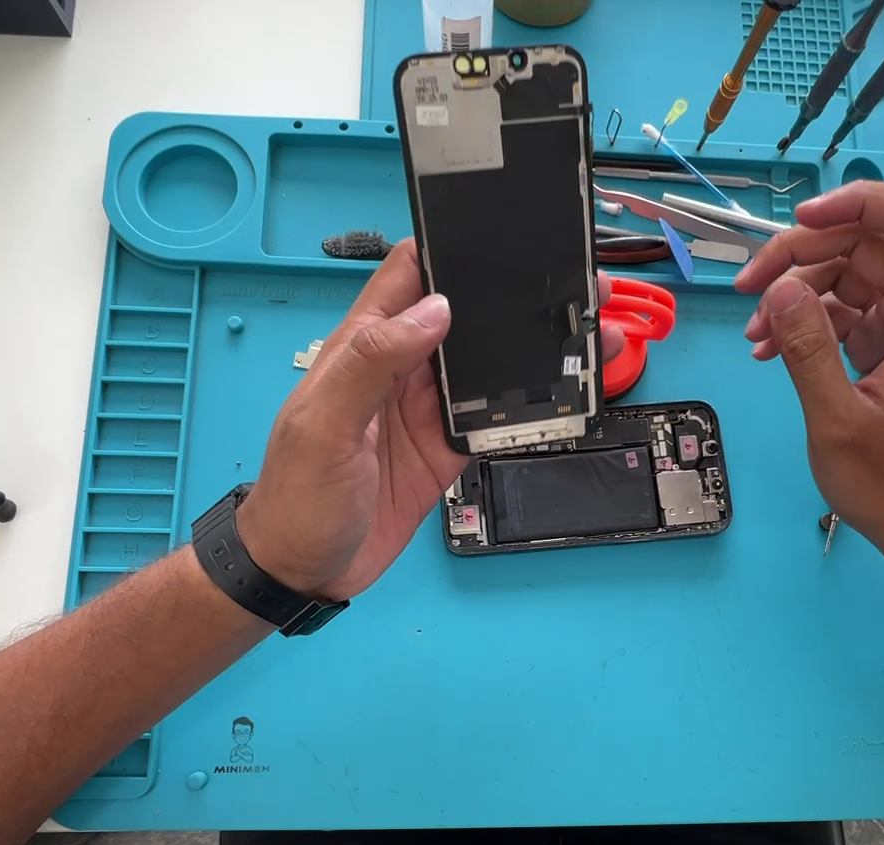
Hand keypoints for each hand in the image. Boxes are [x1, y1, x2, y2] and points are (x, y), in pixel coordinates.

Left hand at [238, 240, 622, 599]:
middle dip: (514, 299)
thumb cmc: (297, 497)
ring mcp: (427, 412)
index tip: (508, 237)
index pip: (410, 277)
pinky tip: (562, 396)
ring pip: (488, 367)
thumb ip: (371, 365)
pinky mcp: (447, 450)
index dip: (453, 250)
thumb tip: (435, 311)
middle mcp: (402, 371)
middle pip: (464, 318)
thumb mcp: (323, 427)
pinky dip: (528, 408)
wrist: (305, 569)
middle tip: (575, 287)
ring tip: (585, 337)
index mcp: (364, 348)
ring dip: (531, 352)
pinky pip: (494, 419)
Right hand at [733, 181, 883, 573]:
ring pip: (848, 276)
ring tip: (752, 331)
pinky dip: (802, 323)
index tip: (802, 221)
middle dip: (805, 253)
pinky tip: (767, 349)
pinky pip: (839, 313)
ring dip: (795, 292)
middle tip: (748, 286)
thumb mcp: (836, 420)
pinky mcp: (882, 349)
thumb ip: (807, 350)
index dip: (866, 202)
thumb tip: (779, 290)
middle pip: (869, 244)